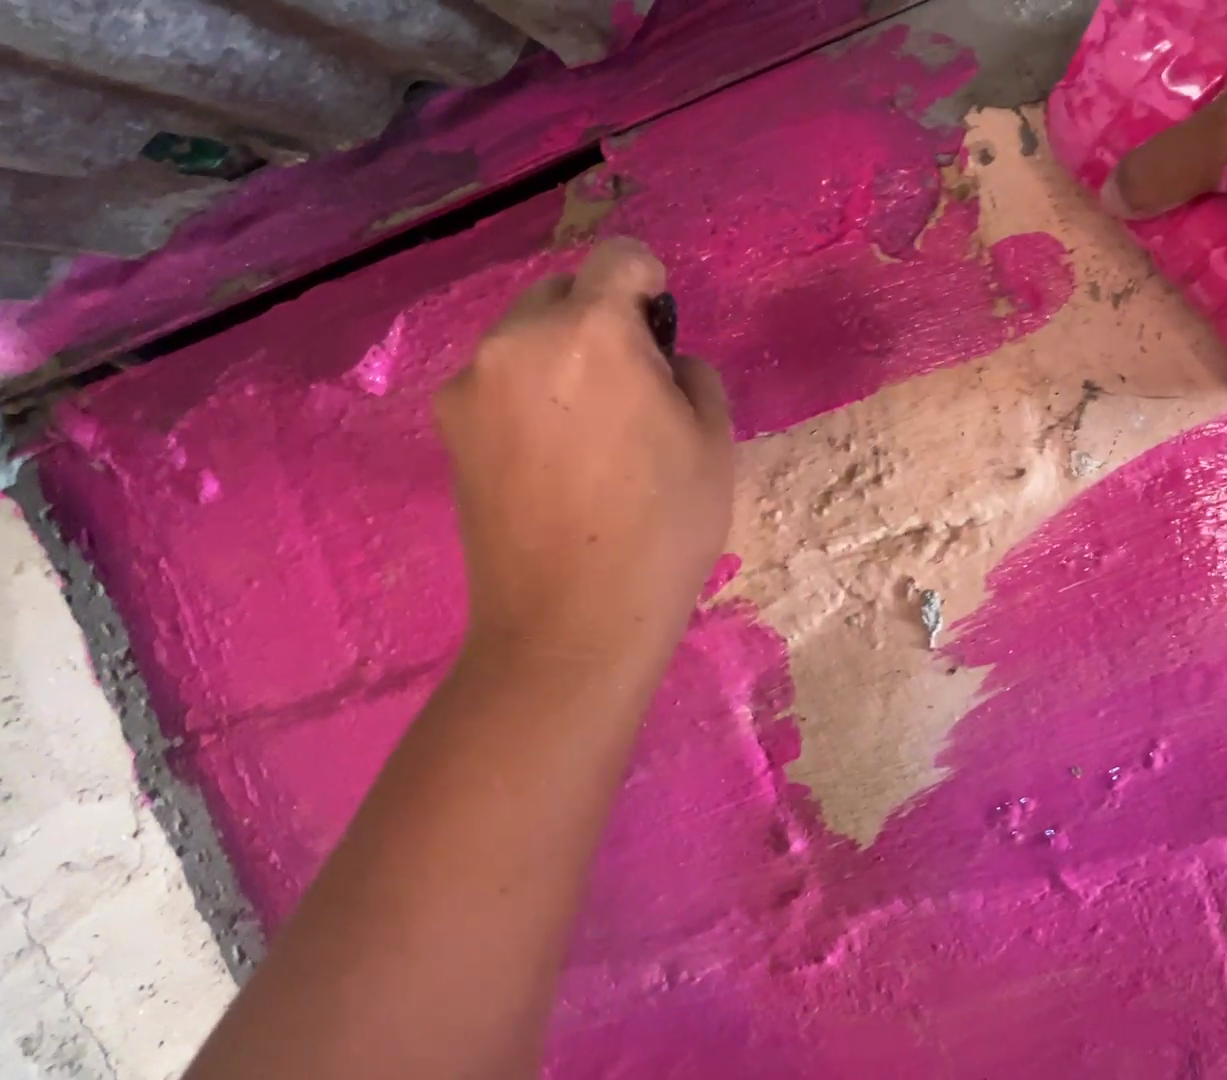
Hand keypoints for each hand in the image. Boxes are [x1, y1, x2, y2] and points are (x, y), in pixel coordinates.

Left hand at [434, 239, 733, 673]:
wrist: (574, 620)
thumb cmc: (664, 530)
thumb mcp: (715, 445)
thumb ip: (693, 376)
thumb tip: (662, 363)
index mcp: (595, 332)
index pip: (620, 257)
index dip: (651, 282)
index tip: (662, 328)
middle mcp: (519, 338)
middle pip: (564, 291)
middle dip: (601, 318)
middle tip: (632, 389)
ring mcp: (472, 382)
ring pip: (524, 336)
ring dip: (561, 356)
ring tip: (590, 431)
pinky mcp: (449, 426)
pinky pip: (497, 381)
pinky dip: (528, 395)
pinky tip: (551, 459)